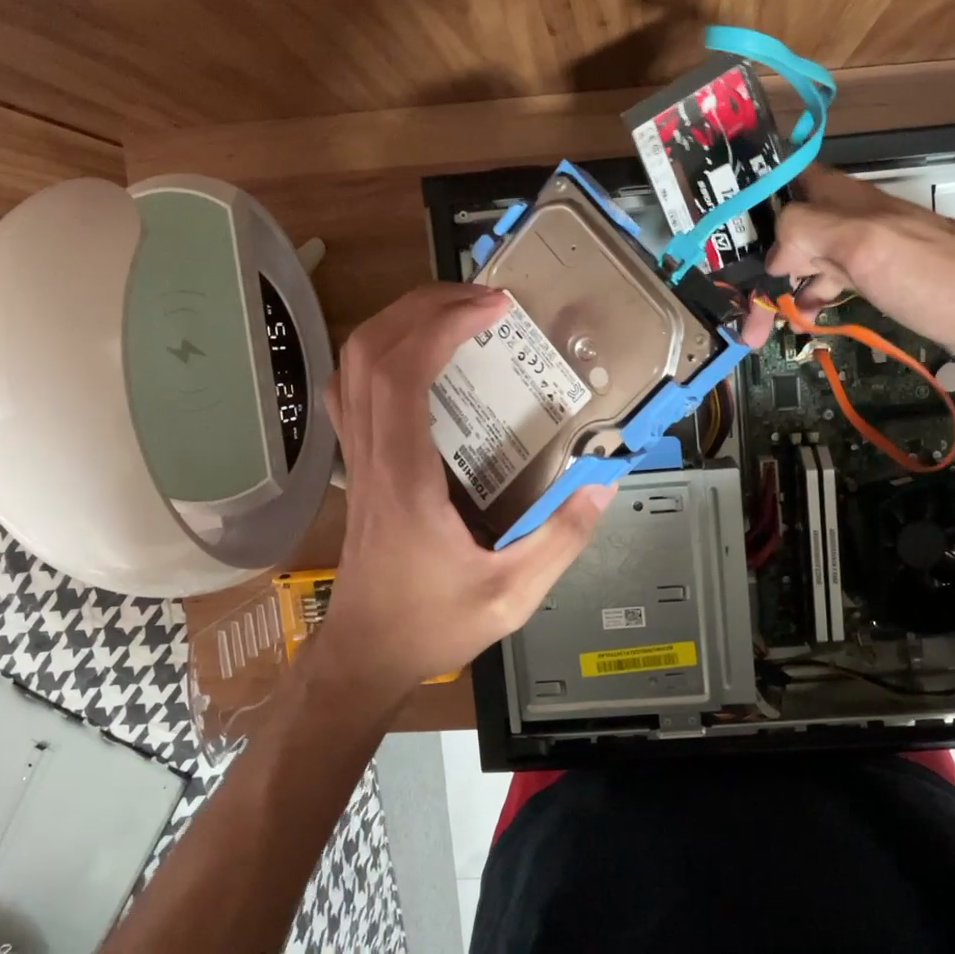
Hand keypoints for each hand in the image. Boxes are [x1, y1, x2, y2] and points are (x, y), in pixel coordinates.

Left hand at [315, 284, 612, 694]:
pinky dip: (383, 354)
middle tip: (484, 300)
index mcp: (404, 477)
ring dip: (400, 322)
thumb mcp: (513, 595)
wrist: (366, 655)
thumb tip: (602, 483)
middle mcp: (371, 455)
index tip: (493, 306)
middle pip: (369, 350)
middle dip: (424, 306)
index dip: (442, 324)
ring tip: (456, 315)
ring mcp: (357, 458)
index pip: (402, 373)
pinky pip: (354, 390)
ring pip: (353, 365)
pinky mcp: (358, 465)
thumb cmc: (431, 625)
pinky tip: (422, 360)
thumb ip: (561, 539)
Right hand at [742, 168, 954, 375]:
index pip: (780, 186)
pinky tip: (810, 318)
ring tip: (766, 326)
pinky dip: (813, 299)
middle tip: (742, 315)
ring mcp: (871, 249)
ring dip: (781, 287)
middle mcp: (853, 217)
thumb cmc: (947, 279)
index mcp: (845, 200)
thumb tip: (772, 253)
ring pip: (807, 258)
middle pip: (787, 228)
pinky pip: (834, 281)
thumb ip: (810, 234)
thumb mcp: (869, 247)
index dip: (746, 210)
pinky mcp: (888, 279)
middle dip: (757, 265)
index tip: (719, 250)